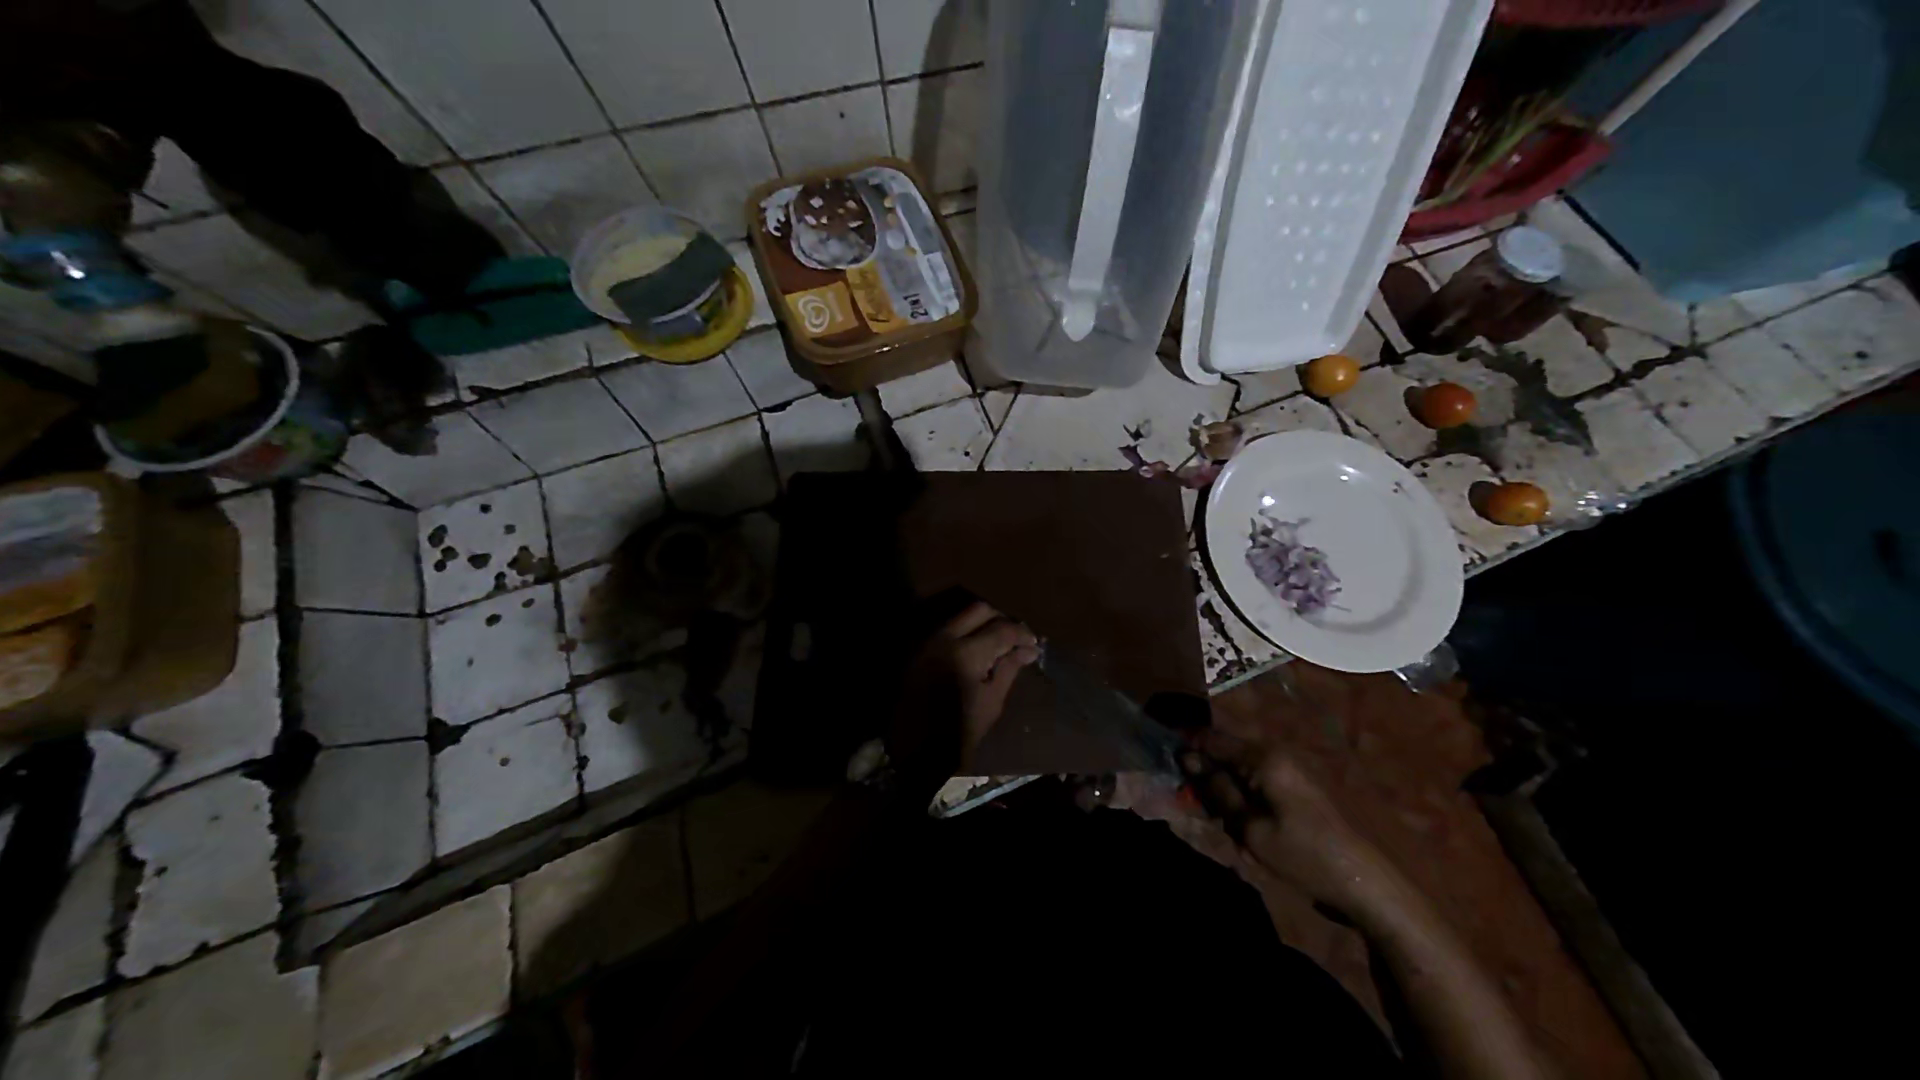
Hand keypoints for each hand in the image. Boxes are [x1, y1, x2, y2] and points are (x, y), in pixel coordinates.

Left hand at [889, 602, 1039, 783]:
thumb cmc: (960, 731)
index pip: (1002, 629)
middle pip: (979, 609)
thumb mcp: (992, 702)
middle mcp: (944, 638)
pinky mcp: (920, 650)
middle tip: (1016, 639)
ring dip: (982, 624)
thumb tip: (1029, 649)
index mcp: (966, 652)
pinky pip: (948, 629)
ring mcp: (929, 642)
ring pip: (961, 616)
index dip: (1022, 634)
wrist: (916, 749)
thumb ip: (1009, 668)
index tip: (1034, 644)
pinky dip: (966, 632)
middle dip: (1001, 619)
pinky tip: (977, 650)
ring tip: (998, 644)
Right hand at [1186, 733, 1400, 915]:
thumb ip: (1217, 791)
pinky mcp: (1301, 787)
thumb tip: (1189, 760)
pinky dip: (1247, 801)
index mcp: (1264, 757)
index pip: (1211, 739)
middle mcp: (1278, 753)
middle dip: (1208, 779)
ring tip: (1230, 829)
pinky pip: (1260, 783)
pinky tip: (1251, 832)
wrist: (1368, 886)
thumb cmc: (1306, 856)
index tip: (1167, 771)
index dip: (1185, 750)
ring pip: (1241, 771)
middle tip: (1202, 813)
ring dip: (1228, 794)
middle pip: (1225, 754)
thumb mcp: (1250, 829)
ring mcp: (1292, 770)